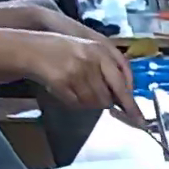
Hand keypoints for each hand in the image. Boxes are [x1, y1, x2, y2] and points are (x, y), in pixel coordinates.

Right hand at [17, 31, 139, 115]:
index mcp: (100, 50)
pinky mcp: (63, 80)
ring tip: (75, 87)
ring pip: (93, 103)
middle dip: (104, 102)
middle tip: (95, 97)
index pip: (122, 82)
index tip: (139, 120)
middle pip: (108, 98)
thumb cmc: (62, 51)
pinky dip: (73, 101)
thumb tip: (124, 99)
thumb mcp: (88, 52)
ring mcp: (77, 70)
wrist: (29, 48)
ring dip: (87, 102)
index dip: (131, 104)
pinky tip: (65, 89)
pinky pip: (76, 103)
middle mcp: (91, 59)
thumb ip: (108, 72)